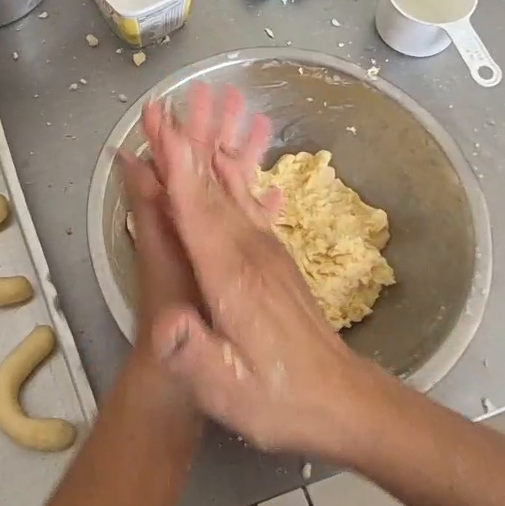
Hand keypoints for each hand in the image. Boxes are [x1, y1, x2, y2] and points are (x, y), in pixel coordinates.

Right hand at [116, 87, 272, 410]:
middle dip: (184, 141)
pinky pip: (248, 201)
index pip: (196, 210)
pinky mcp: (274, 256)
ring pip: (231, 185)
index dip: (175, 165)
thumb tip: (162, 324)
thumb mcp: (229, 392)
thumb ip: (193, 355)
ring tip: (199, 108)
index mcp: (232, 276)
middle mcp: (249, 251)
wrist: (344, 401)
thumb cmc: (280, 399)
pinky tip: (229, 156)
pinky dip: (232, 171)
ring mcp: (266, 250)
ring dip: (211, 144)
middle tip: (161, 104)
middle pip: (211, 185)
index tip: (160, 125)